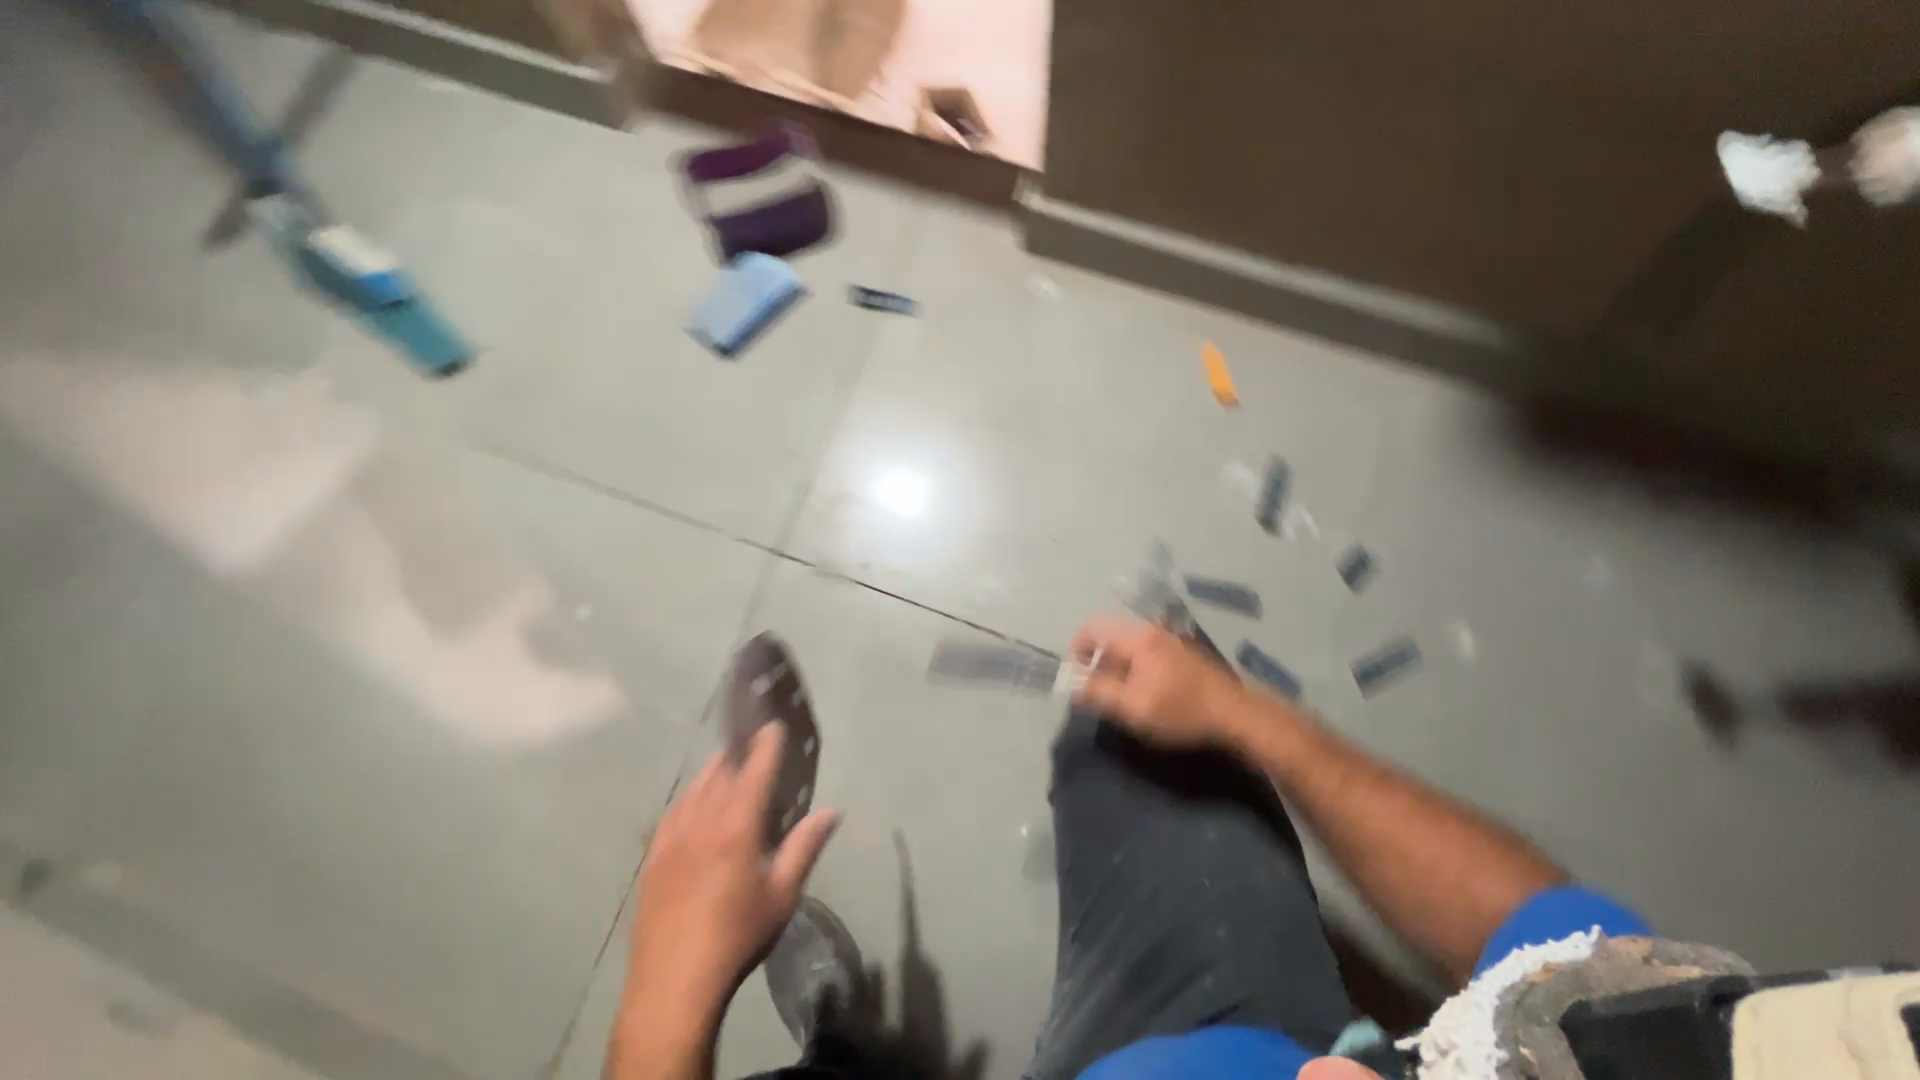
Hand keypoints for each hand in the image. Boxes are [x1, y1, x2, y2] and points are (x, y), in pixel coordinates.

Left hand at [628, 725, 839, 1015]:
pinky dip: (686, 798)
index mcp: (736, 828)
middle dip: (737, 755)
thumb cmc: (737, 937)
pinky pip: (670, 814)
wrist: (675, 982)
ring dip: (711, 773)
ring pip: (692, 791)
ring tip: (724, 764)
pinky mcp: (652, 859)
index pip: (754, 773)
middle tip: (751, 742)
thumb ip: (804, 848)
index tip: (773, 726)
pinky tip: (690, 803)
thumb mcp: (782, 895)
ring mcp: (671, 840)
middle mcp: (701, 823)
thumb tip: (830, 812)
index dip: (766, 747)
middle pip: (720, 775)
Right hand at [1069, 616, 1248, 748]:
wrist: (1234, 713)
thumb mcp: (1133, 708)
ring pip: (1129, 644)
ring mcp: (1169, 638)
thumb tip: (1071, 684)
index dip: (1077, 649)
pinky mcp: (1181, 651)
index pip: (1093, 627)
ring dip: (1118, 665)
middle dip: (1098, 660)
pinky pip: (1146, 650)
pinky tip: (1147, 692)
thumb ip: (1098, 693)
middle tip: (1100, 690)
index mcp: (1137, 638)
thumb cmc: (1181, 710)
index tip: (1078, 676)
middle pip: (1111, 635)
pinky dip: (1136, 666)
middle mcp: (1152, 630)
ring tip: (1123, 695)